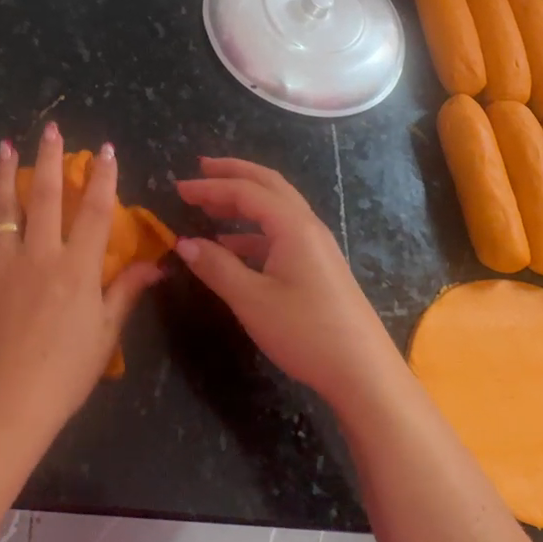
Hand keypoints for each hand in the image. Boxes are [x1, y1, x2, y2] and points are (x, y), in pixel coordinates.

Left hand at [0, 123, 162, 437]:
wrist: (7, 401)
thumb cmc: (66, 372)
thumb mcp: (105, 334)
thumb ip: (126, 292)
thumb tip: (158, 265)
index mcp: (77, 268)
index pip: (96, 212)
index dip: (103, 179)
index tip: (106, 150)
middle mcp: (40, 254)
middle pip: (46, 196)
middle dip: (50, 159)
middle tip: (51, 128)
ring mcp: (4, 262)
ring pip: (4, 206)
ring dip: (5, 172)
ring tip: (6, 144)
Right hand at [175, 158, 404, 409]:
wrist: (363, 372)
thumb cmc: (306, 332)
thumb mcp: (252, 300)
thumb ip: (217, 267)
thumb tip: (184, 243)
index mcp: (293, 226)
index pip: (246, 191)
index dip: (210, 186)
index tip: (179, 189)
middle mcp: (308, 226)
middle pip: (269, 185)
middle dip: (234, 174)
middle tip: (202, 169)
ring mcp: (317, 247)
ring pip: (277, 209)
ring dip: (244, 202)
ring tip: (211, 208)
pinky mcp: (320, 267)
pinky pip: (282, 233)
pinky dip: (254, 230)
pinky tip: (233, 247)